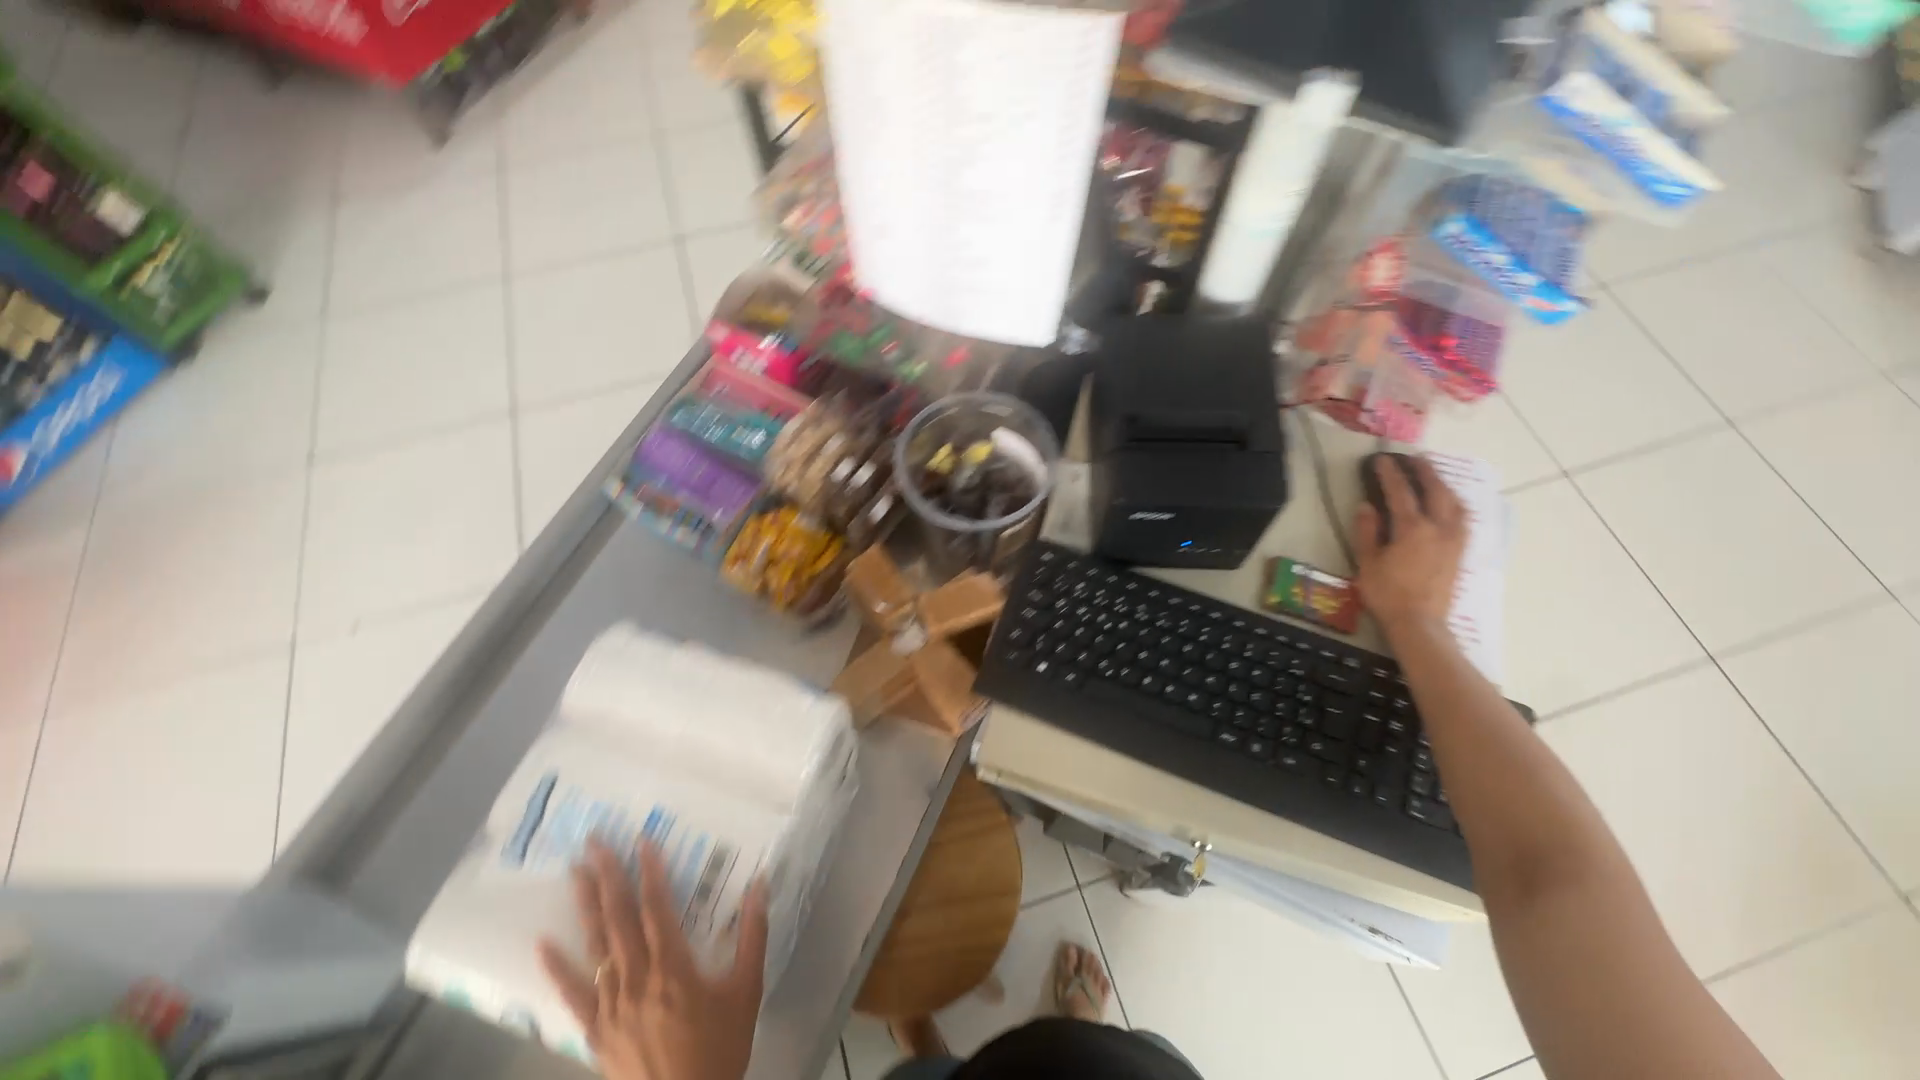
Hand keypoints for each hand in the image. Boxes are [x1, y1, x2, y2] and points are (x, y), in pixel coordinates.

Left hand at [539, 839, 768, 1079]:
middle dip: (607, 876)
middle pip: (618, 918)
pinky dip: (557, 968)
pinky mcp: (596, 1030)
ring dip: (585, 906)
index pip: (657, 907)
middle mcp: (636, 978)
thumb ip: (752, 936)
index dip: (650, 871)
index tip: (642, 840)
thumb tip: (759, 885)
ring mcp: (610, 1005)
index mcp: (674, 967)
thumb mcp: (748, 990)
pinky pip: (572, 995)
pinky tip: (542, 943)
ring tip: (575, 872)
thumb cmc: (722, 1047)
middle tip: (594, 842)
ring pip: (595, 945)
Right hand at [1353, 454, 1465, 637]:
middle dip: (1425, 471)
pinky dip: (1454, 505)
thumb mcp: (1367, 562)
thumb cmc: (1387, 593)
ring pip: (1454, 503)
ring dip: (1443, 485)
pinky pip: (1462, 519)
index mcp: (1412, 528)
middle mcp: (1438, 528)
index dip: (1390, 474)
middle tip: (1414, 459)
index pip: (1400, 492)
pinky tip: (1449, 506)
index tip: (1382, 459)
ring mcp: (1454, 540)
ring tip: (1433, 478)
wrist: (1419, 623)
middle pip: (1435, 490)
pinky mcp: (1460, 552)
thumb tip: (1367, 506)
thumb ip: (1367, 531)